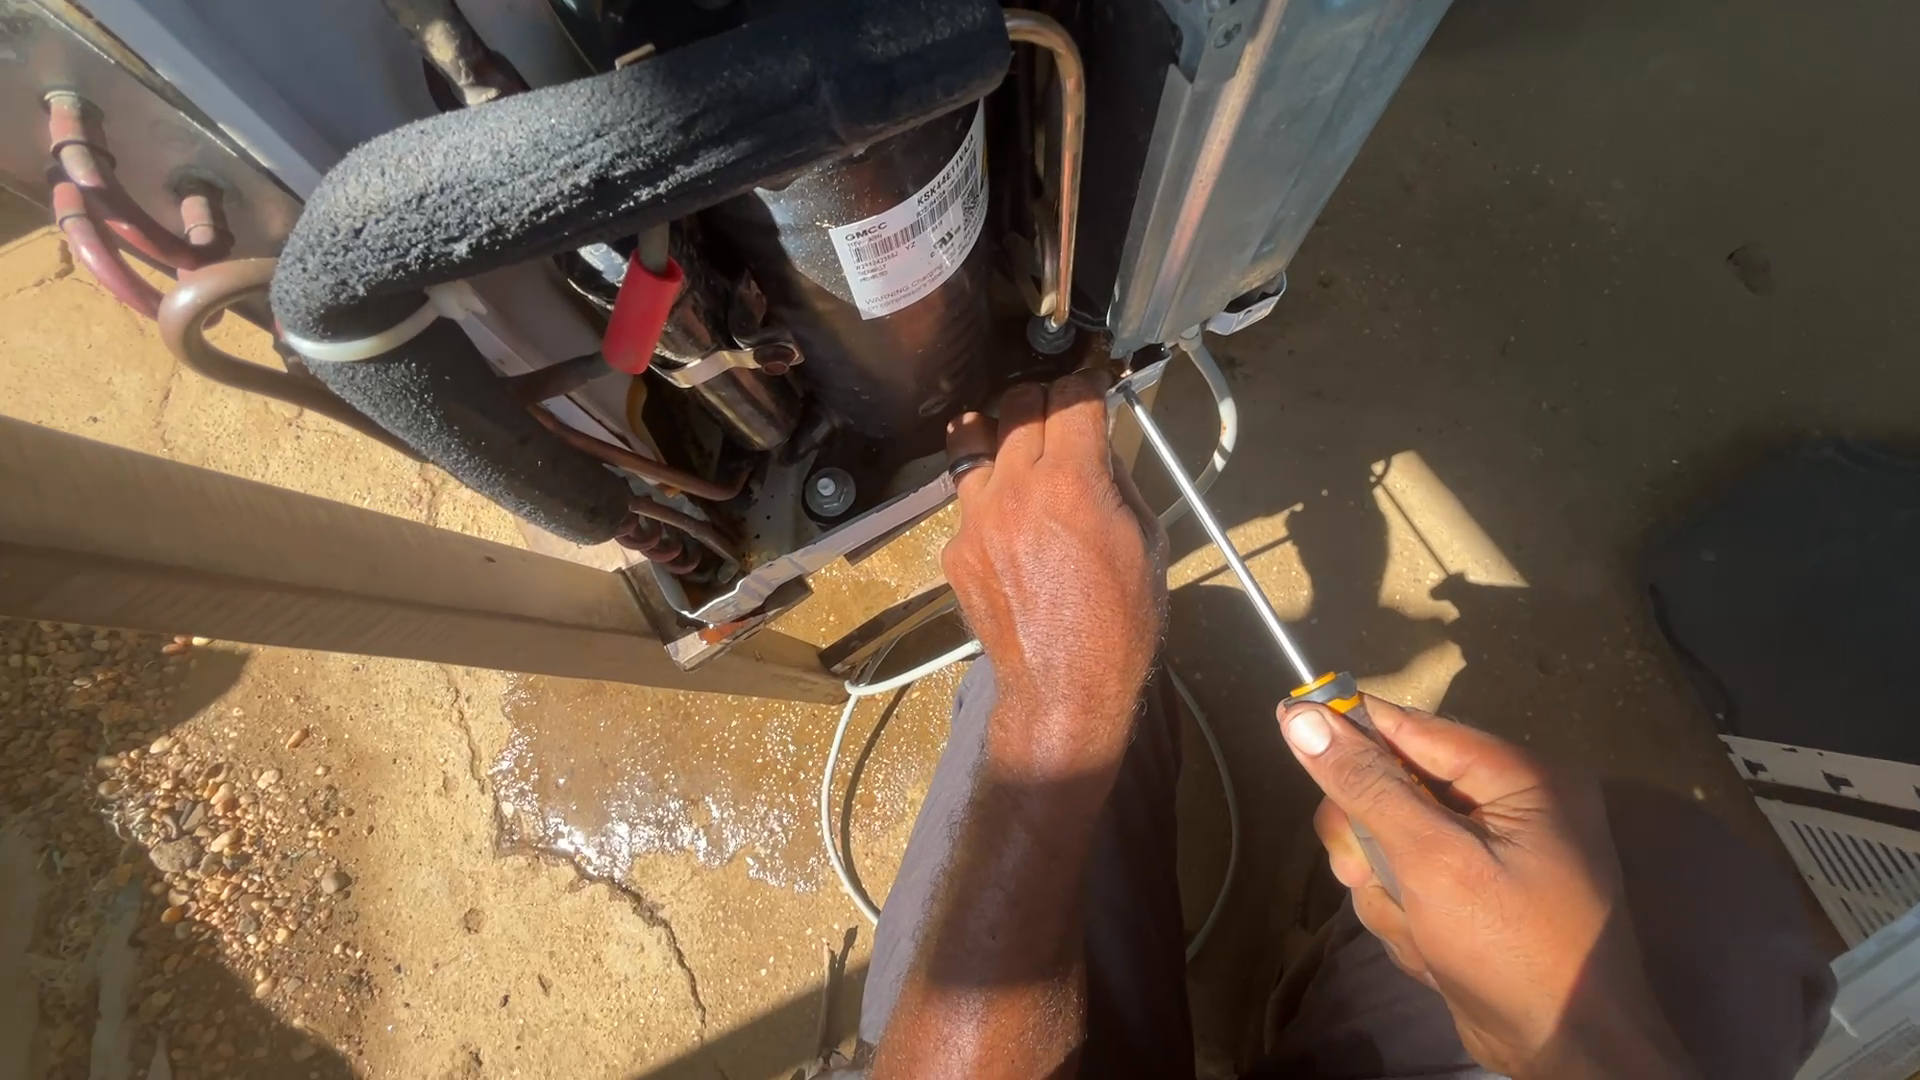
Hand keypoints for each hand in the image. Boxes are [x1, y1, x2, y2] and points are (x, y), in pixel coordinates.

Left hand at [941, 371, 1167, 769]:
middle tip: (1061, 416)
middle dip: (1045, 399)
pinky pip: (966, 499)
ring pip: (971, 439)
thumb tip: (1097, 447)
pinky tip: (1006, 517)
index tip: (1094, 381)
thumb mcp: (1147, 542)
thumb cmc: (1121, 620)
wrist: (1063, 686)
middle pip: (1017, 404)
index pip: (1072, 397)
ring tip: (1013, 443)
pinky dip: (988, 493)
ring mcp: (975, 517)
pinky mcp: (953, 547)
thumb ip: (1117, 480)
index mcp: (1071, 481)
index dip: (1089, 380)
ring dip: (999, 431)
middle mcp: (1014, 487)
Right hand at [1279, 696, 1697, 1079]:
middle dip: (1366, 835)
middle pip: (1383, 782)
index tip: (1288, 731)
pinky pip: (1397, 871)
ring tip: (1412, 924)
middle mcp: (1500, 801)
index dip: (1343, 730)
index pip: (1402, 725)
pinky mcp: (1464, 884)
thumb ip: (1363, 783)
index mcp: (1513, 775)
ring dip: (1379, 881)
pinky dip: (1397, 907)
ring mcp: (1481, 846)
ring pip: (1380, 833)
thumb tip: (1297, 714)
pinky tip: (1426, 942)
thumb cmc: (1512, 949)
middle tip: (1362, 872)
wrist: (1571, 1061)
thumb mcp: (1430, 859)